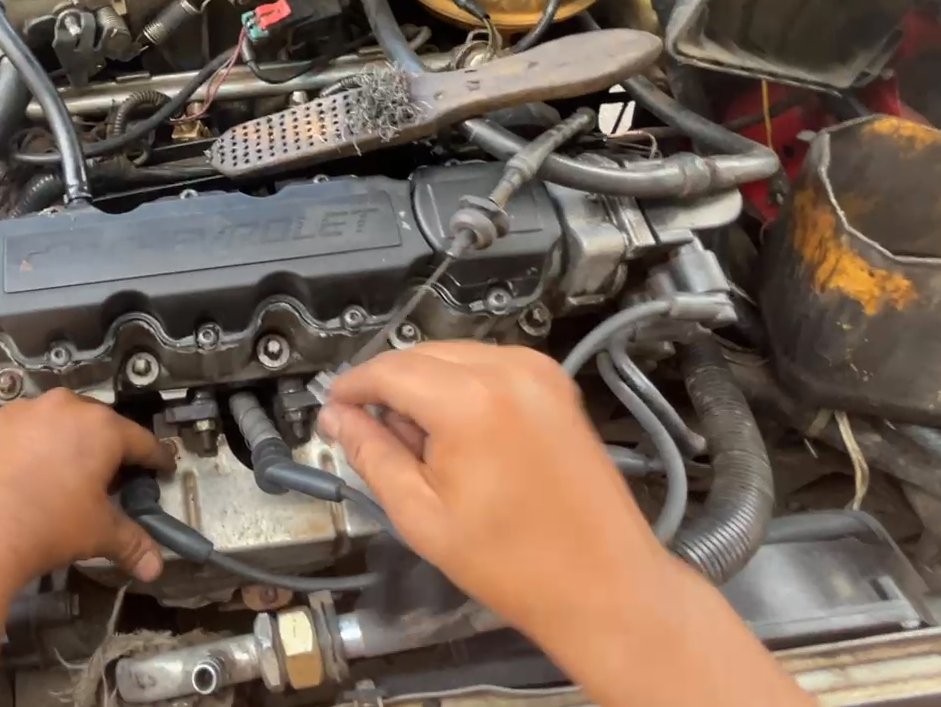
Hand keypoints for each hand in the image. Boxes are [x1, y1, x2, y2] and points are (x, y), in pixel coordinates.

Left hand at [0, 390, 171, 589]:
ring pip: (55, 422)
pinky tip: (21, 473)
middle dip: (106, 449)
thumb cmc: (47, 527)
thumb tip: (155, 566)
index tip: (160, 467)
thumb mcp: (98, 533)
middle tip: (107, 478)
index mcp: (101, 428)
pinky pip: (19, 428)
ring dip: (63, 442)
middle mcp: (65, 407)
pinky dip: (25, 445)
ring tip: (59, 476)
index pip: (141, 440)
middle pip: (97, 425)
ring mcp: (24, 410)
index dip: (154, 457)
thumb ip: (132, 542)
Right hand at [318, 342, 671, 632]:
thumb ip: (370, 454)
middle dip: (385, 386)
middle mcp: (505, 370)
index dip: (352, 386)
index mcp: (470, 401)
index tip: (333, 406)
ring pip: (447, 354)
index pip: (387, 370)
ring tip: (419, 440)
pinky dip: (457, 383)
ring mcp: (535, 370)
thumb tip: (336, 418)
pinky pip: (482, 362)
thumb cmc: (512, 563)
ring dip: (420, 384)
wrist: (607, 587)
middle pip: (416, 356)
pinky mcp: (552, 380)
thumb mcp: (420, 514)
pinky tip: (457, 429)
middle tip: (371, 432)